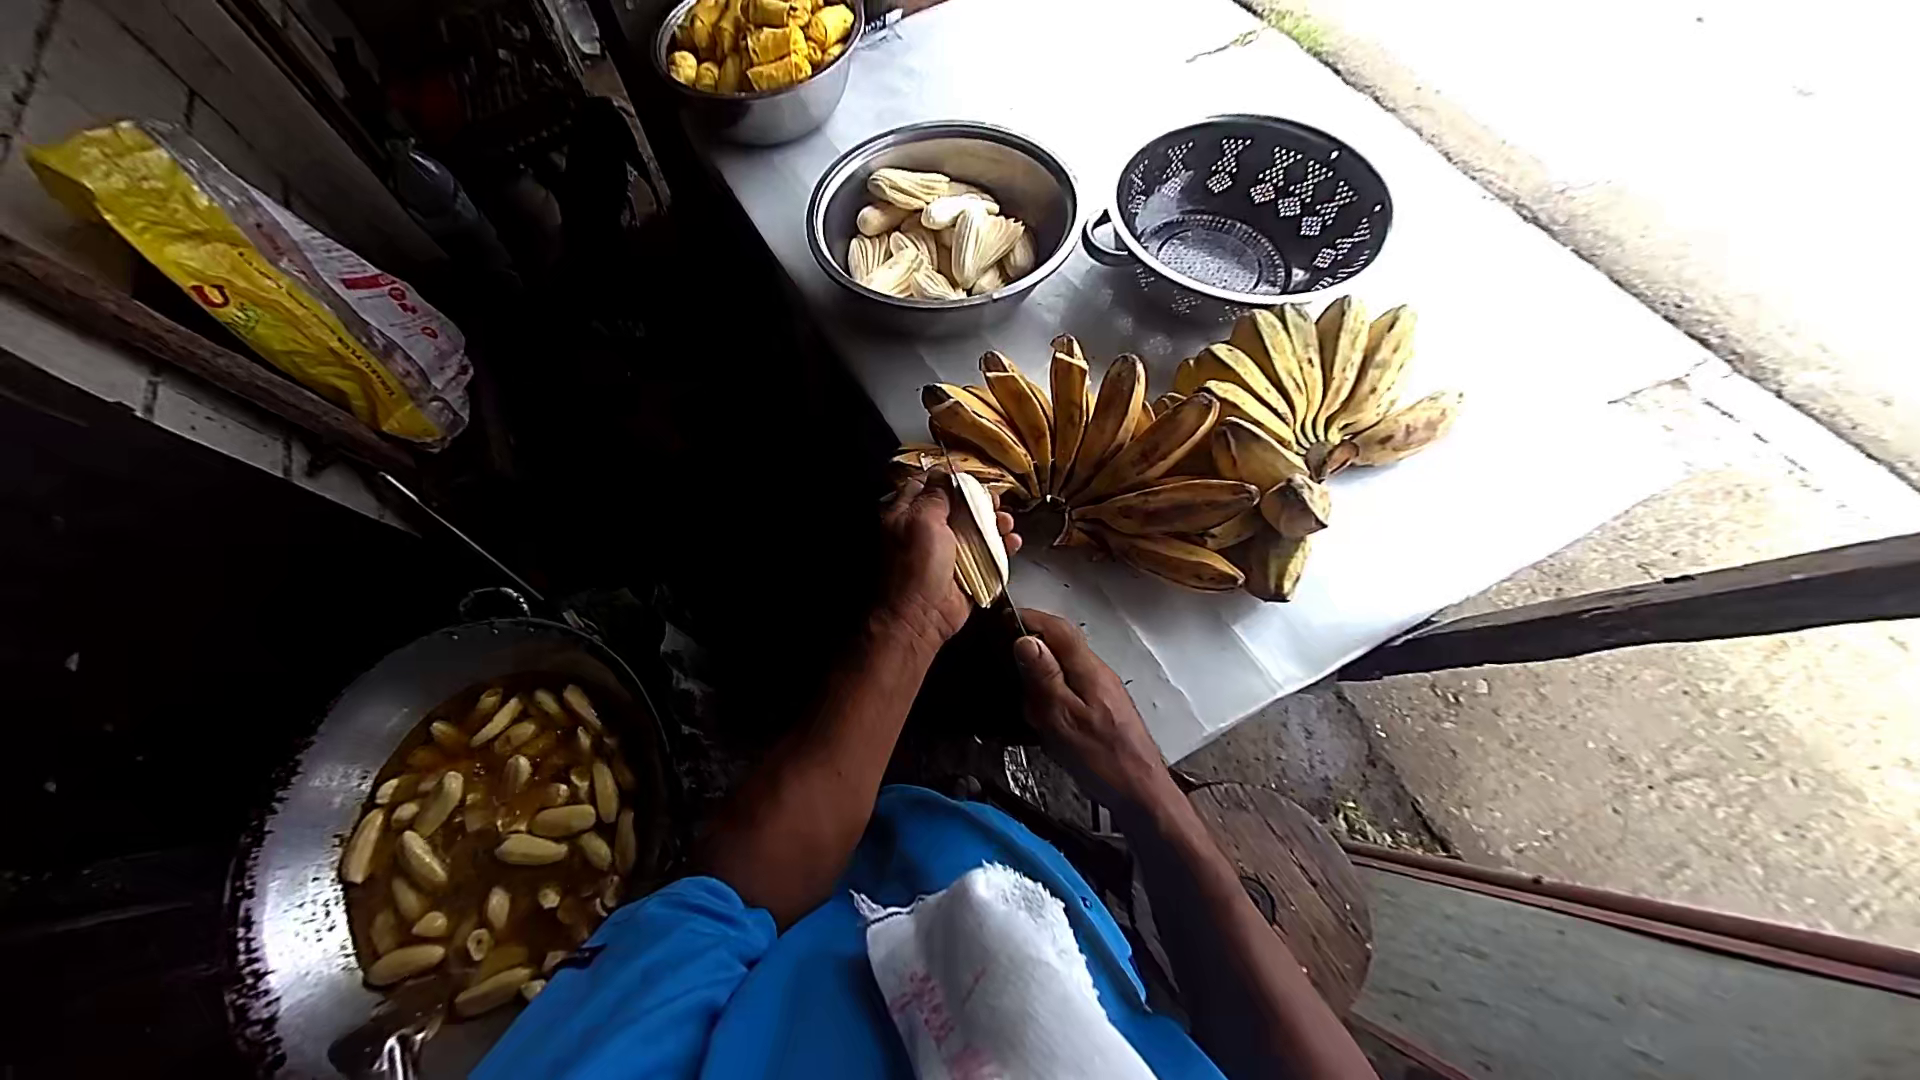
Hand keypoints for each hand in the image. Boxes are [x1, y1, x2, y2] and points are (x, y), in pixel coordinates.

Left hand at [878, 469, 1020, 652]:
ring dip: (995, 522)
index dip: (948, 478)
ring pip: (977, 528)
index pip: (926, 485)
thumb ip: (937, 495)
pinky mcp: (967, 570)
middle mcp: (927, 530)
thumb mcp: (923, 521)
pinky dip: (1003, 547)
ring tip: (1006, 522)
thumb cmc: (916, 567)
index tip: (969, 477)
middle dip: (979, 501)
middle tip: (994, 500)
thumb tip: (945, 473)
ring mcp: (949, 551)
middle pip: (958, 506)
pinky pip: (988, 554)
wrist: (922, 616)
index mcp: (908, 515)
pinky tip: (1012, 541)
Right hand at [1011, 609, 1174, 812]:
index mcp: (1088, 669)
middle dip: (1032, 646)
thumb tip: (1025, 641)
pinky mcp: (1104, 707)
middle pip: (1061, 643)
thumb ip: (1044, 678)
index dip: (1029, 617)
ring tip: (1025, 698)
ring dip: (1042, 673)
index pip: (1057, 627)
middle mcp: (1099, 672)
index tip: (1004, 618)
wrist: (1141, 793)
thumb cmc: (1102, 759)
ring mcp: (1103, 689)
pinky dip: (1053, 693)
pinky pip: (1072, 686)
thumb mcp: (1062, 718)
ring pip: (1066, 666)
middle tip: (1007, 661)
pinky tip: (1045, 716)